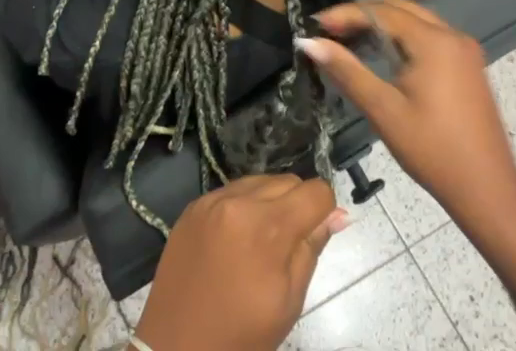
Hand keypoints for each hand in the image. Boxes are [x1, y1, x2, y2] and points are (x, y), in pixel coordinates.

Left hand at [134, 175, 345, 350]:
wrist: (178, 344)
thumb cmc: (242, 332)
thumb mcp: (289, 300)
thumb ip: (312, 248)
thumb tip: (337, 214)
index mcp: (266, 226)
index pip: (315, 191)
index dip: (325, 210)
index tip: (316, 233)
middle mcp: (238, 201)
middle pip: (287, 181)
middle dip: (298, 205)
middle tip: (289, 244)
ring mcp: (211, 201)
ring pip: (259, 181)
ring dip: (271, 201)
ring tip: (262, 241)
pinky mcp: (192, 206)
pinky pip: (230, 191)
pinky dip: (243, 205)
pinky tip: (237, 238)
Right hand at [299, 0, 515, 214]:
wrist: (486, 188)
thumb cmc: (431, 149)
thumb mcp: (383, 109)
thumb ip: (346, 70)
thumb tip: (308, 42)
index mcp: (434, 42)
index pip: (382, 12)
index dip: (346, 14)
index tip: (315, 24)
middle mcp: (453, 36)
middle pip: (401, 8)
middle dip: (363, 13)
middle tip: (329, 29)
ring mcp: (465, 50)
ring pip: (417, 20)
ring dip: (383, 23)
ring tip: (349, 38)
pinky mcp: (469, 66)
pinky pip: (430, 36)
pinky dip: (402, 37)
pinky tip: (382, 54)